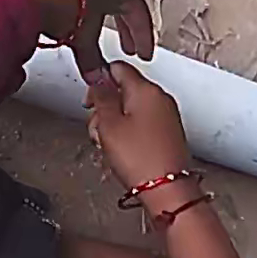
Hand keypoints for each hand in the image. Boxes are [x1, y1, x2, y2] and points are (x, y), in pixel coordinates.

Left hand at [0, 0, 155, 81]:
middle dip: (122, 25)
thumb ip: (91, 57)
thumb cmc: (63, 0)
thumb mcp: (81, 36)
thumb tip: (96, 75)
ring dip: (98, 11)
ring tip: (91, 30)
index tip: (142, 53)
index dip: (142, 38)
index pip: (138, 14)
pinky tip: (67, 11)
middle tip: (126, 44)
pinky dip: (76, 0)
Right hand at [85, 61, 192, 194]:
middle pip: (124, 90)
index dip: (98, 81)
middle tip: (97, 126)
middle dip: (105, 106)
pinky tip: (121, 149)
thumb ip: (101, 97)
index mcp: (146, 90)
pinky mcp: (167, 132)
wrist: (166, 189)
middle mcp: (160, 98)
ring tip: (108, 142)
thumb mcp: (108, 124)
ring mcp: (166, 116)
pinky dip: (127, 131)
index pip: (118, 68)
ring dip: (114, 121)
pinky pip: (141, 122)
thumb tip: (98, 80)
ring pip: (131, 108)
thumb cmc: (140, 159)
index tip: (90, 98)